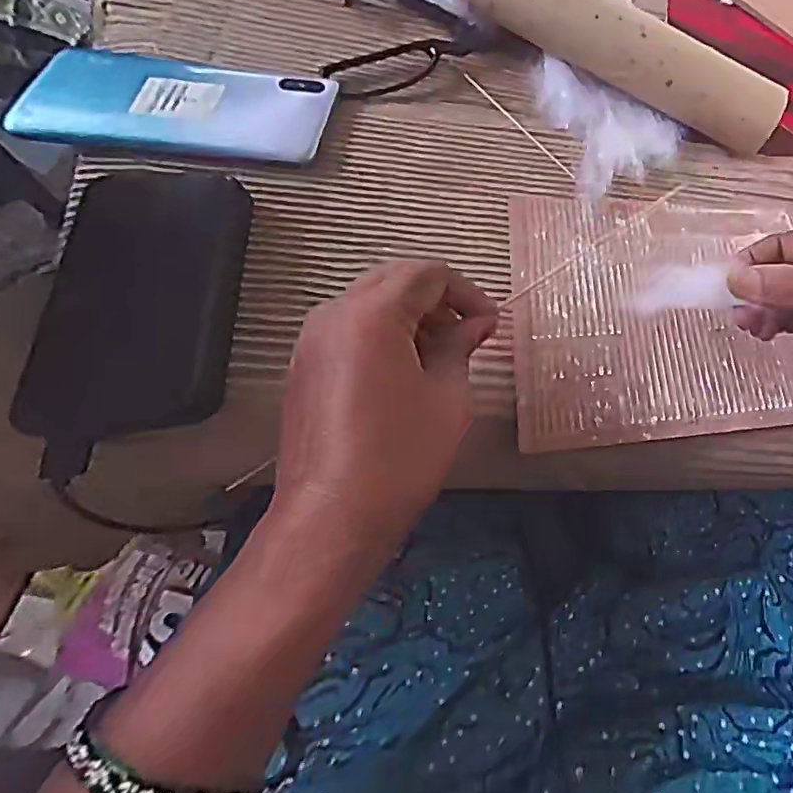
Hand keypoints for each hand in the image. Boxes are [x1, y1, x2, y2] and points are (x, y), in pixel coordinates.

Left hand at [275, 261, 497, 544]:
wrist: (332, 517)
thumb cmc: (399, 457)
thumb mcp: (447, 396)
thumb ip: (460, 346)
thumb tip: (473, 324)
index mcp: (371, 315)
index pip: (426, 275)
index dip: (467, 292)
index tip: (489, 323)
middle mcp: (333, 316)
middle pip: (394, 281)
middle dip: (437, 300)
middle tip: (468, 333)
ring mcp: (312, 342)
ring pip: (369, 304)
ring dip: (409, 317)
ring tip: (441, 354)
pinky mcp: (304, 368)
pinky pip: (349, 331)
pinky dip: (383, 336)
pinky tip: (406, 371)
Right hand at [727, 229, 792, 421]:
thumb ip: (790, 287)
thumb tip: (735, 276)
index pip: (787, 244)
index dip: (756, 260)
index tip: (730, 281)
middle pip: (778, 269)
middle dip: (754, 286)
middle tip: (736, 307)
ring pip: (778, 296)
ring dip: (758, 307)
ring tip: (749, 324)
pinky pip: (786, 318)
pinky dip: (769, 323)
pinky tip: (760, 331)